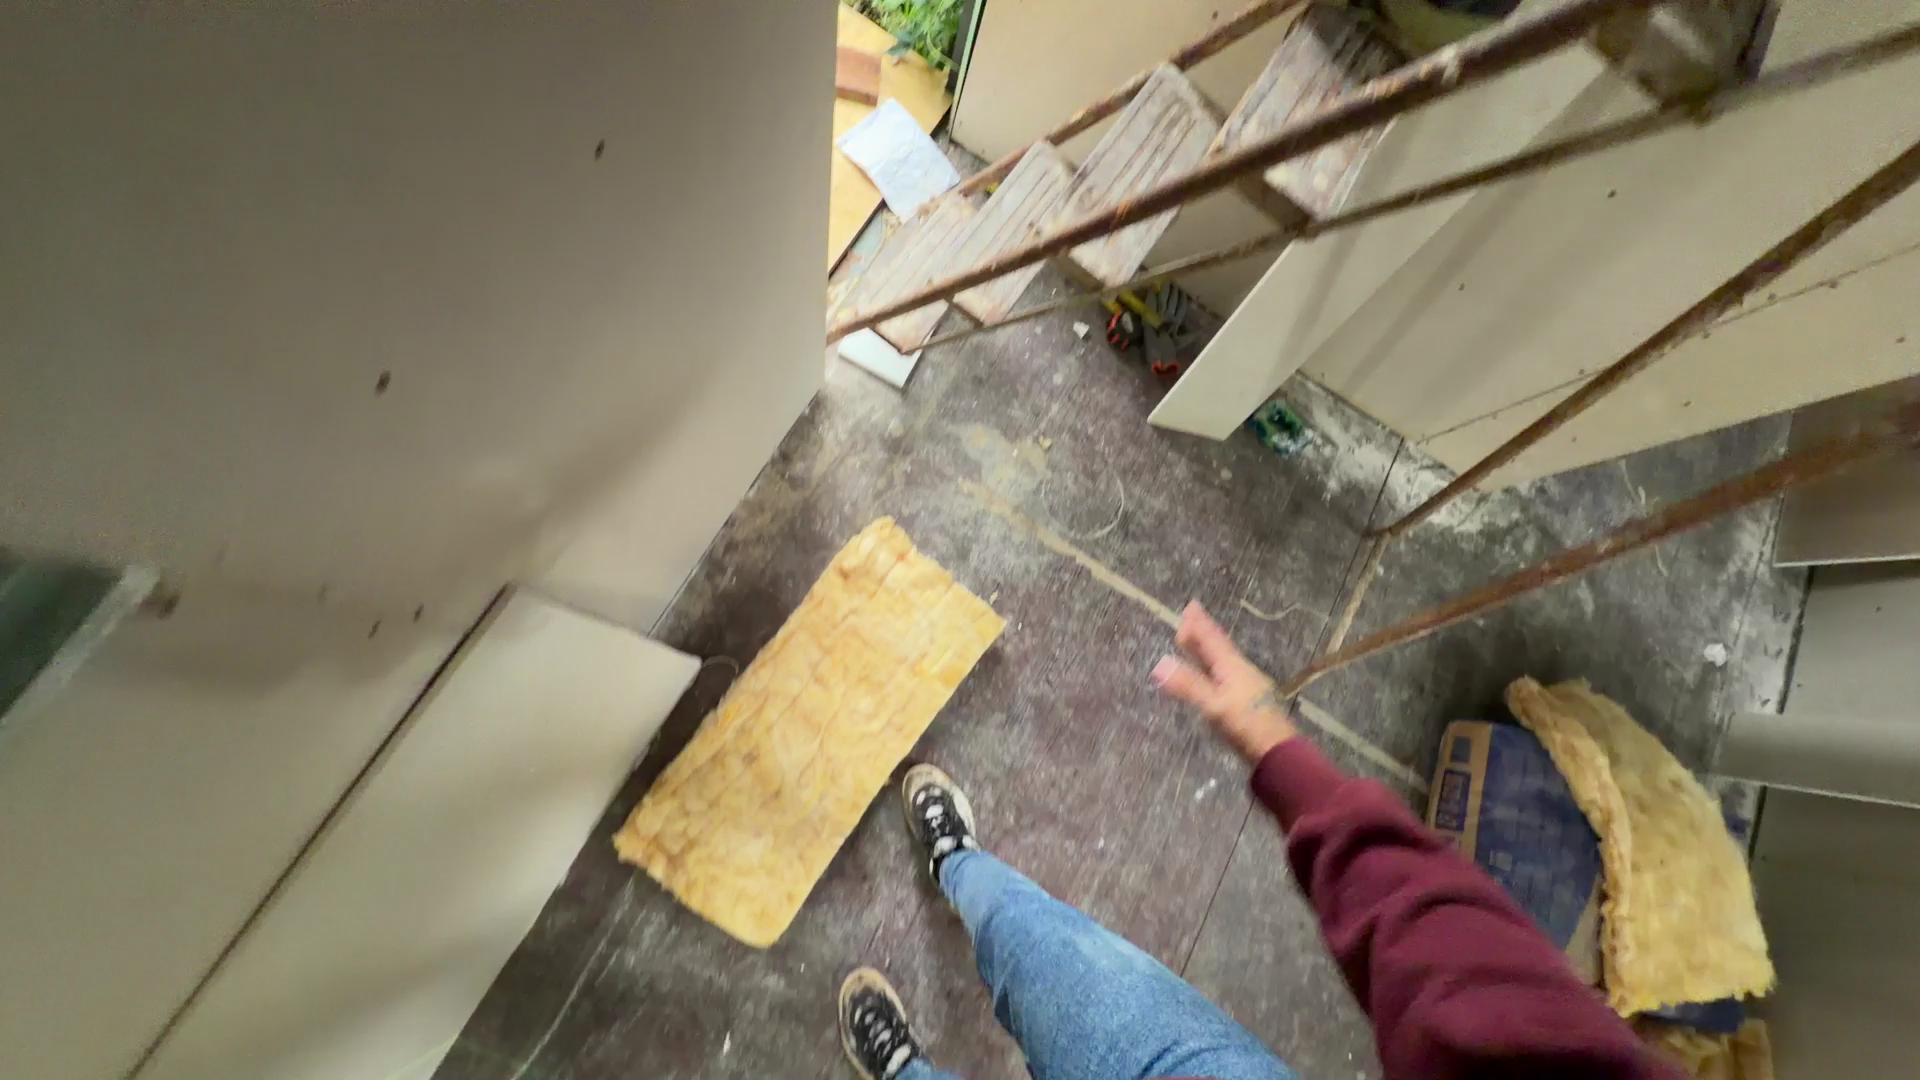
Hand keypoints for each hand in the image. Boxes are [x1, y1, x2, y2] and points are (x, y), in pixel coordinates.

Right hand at [1152, 601, 1297, 764]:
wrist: (1279, 753)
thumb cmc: (1245, 726)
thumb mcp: (1213, 706)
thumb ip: (1188, 685)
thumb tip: (1159, 663)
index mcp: (1232, 667)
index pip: (1212, 640)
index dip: (1200, 624)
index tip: (1191, 605)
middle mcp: (1241, 671)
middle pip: (1219, 647)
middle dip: (1203, 632)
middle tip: (1191, 616)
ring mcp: (1247, 686)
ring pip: (1224, 659)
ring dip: (1209, 647)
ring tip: (1199, 640)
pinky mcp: (1248, 700)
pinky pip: (1227, 672)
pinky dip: (1214, 664)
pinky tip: (1216, 672)